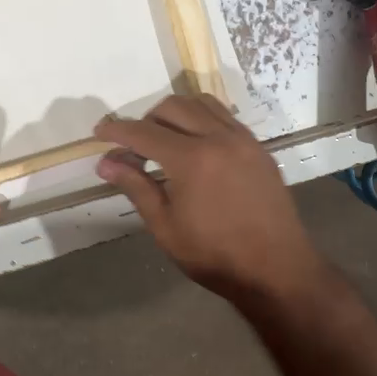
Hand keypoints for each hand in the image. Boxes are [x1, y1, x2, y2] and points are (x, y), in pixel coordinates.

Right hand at [93, 95, 320, 298]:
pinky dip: (202, 120)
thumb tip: (106, 162)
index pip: (143, 132)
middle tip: (135, 148)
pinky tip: (196, 146)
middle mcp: (218, 138)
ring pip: (201, 104)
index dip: (117, 130)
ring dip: (176, 114)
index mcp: (191, 159)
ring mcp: (243, 140)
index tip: (99, 132)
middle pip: (171, 107)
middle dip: (146, 121)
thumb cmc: (214, 255)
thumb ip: (136, 186)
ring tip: (166, 141)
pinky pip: (224, 117)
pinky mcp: (258, 148)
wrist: (277, 271)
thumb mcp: (165, 226)